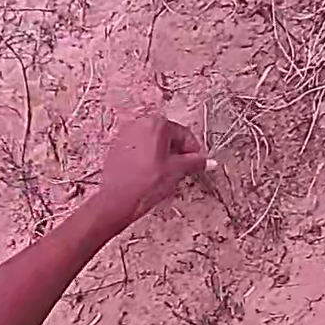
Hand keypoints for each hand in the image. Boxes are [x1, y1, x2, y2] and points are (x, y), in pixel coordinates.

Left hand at [90, 114, 209, 227]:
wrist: (118, 200)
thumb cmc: (145, 183)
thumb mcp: (177, 170)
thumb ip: (195, 162)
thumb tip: (207, 161)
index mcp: (156, 124)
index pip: (184, 134)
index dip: (194, 150)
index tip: (198, 162)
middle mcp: (139, 125)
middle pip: (168, 136)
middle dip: (178, 152)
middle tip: (184, 168)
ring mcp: (126, 136)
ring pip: (153, 143)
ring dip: (163, 155)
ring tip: (167, 174)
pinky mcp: (117, 149)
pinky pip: (140, 149)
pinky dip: (148, 158)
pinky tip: (151, 175)